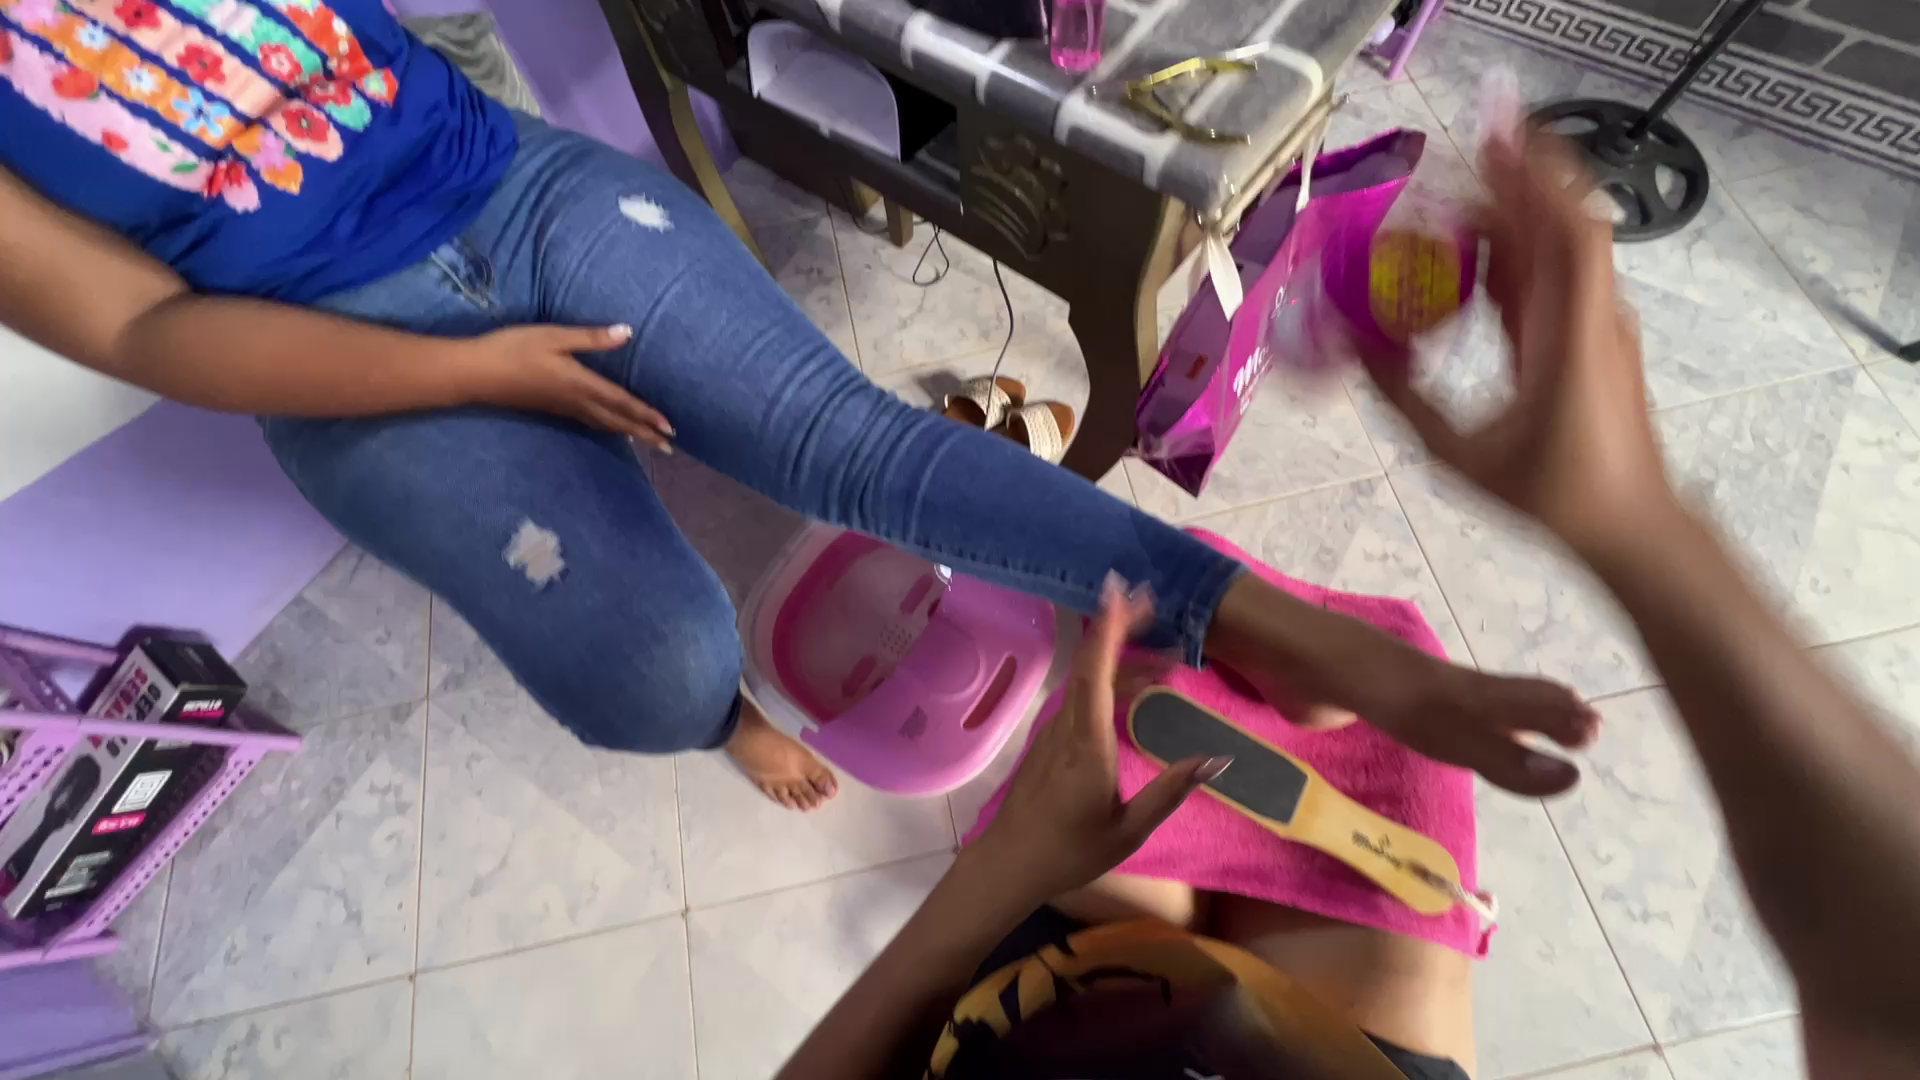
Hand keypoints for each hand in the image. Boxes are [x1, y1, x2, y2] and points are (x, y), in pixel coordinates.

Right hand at [463, 323, 674, 451]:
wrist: (472, 373)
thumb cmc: (512, 349)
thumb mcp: (553, 337)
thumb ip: (591, 338)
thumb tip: (627, 332)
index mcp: (582, 385)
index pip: (623, 403)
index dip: (648, 416)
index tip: (669, 429)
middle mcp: (578, 402)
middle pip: (619, 421)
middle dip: (646, 434)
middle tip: (670, 447)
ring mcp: (565, 408)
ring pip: (606, 425)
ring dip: (630, 433)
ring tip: (649, 442)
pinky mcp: (552, 409)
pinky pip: (590, 423)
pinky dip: (609, 428)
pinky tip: (612, 428)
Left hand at [969, 577, 1230, 905]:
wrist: (1008, 863)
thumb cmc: (1069, 852)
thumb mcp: (1129, 831)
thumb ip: (1170, 791)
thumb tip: (1216, 758)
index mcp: (1087, 744)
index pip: (1096, 673)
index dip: (1109, 629)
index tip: (1120, 593)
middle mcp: (1067, 726)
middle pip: (1092, 665)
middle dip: (1120, 628)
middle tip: (1153, 602)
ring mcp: (1055, 729)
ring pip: (1089, 679)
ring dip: (1122, 657)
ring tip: (1166, 653)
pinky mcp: (1052, 738)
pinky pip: (1084, 697)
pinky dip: (1111, 680)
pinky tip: (1137, 687)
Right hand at [1365, 130, 1675, 556]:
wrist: (1626, 521)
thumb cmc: (1547, 490)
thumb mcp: (1456, 452)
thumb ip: (1404, 399)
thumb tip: (1355, 352)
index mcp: (1568, 334)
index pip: (1561, 234)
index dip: (1528, 182)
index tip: (1488, 144)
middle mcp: (1588, 314)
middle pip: (1557, 225)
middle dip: (1510, 183)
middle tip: (1455, 159)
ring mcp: (1591, 324)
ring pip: (1554, 249)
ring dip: (1509, 215)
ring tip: (1455, 194)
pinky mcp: (1583, 339)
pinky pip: (1547, 281)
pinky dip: (1511, 256)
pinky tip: (1471, 255)